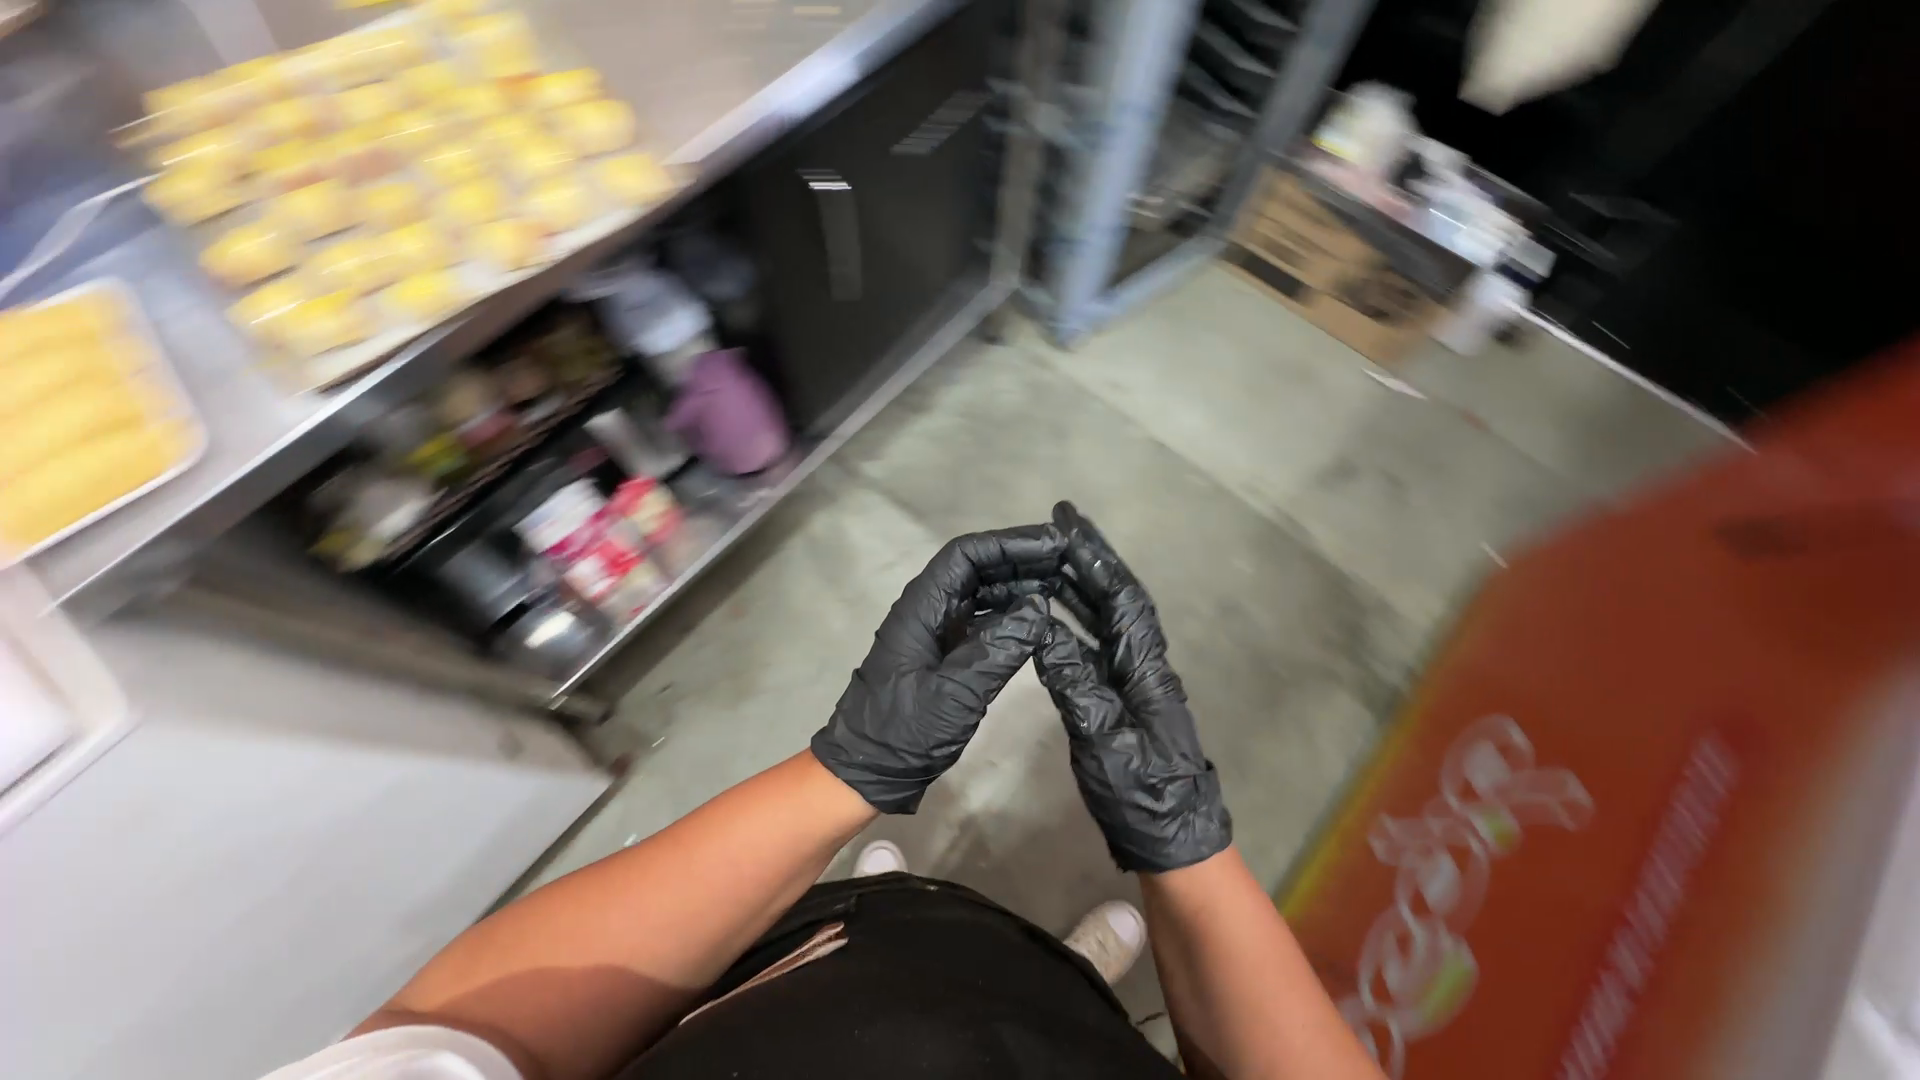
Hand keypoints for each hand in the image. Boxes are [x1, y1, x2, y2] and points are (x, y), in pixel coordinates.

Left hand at [812, 525, 1065, 813]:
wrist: (866, 771)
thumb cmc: (904, 731)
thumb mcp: (956, 692)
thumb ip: (999, 649)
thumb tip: (1039, 606)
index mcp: (921, 607)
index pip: (966, 555)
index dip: (1009, 543)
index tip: (1051, 544)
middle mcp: (928, 611)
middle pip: (976, 569)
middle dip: (1019, 560)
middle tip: (1066, 561)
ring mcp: (935, 633)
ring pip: (980, 595)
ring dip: (1017, 586)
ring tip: (1061, 585)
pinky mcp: (944, 656)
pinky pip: (980, 623)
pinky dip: (1009, 617)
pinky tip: (1037, 622)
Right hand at [1035, 501, 1231, 871]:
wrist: (1174, 842)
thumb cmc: (1144, 797)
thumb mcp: (1106, 744)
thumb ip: (1078, 688)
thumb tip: (1045, 631)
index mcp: (1146, 670)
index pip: (1121, 600)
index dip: (1096, 559)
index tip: (1069, 524)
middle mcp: (1145, 666)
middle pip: (1118, 600)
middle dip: (1091, 560)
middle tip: (1060, 524)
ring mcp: (1136, 683)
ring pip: (1109, 621)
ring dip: (1083, 586)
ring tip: (1052, 558)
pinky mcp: (1124, 701)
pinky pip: (1099, 645)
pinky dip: (1078, 621)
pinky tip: (1057, 616)